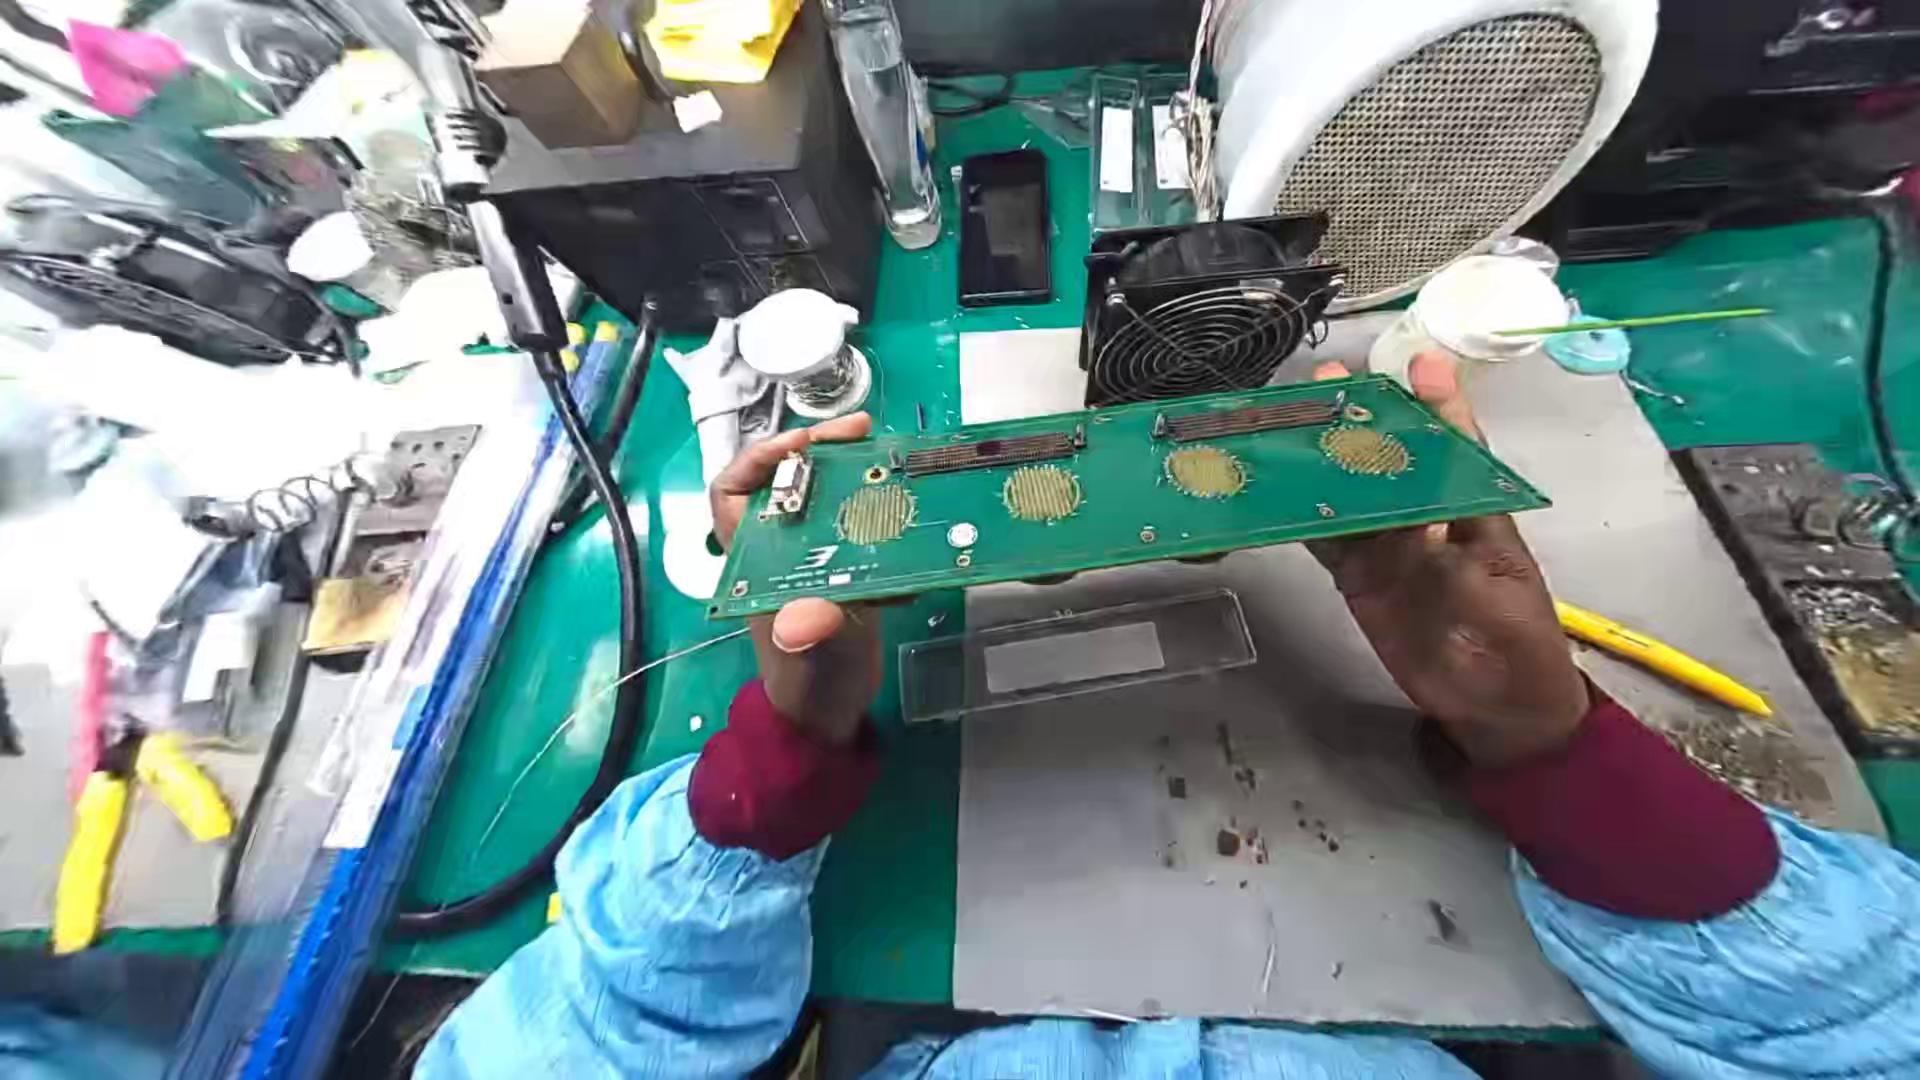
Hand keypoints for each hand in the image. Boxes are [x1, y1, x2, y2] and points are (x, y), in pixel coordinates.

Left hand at [711, 413, 880, 746]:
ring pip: (827, 499)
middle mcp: (780, 550)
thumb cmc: (808, 684)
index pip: (733, 493)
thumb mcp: (809, 657)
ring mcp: (814, 557)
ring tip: (891, 457)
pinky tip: (909, 512)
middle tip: (863, 433)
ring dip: (856, 475)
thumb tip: (810, 615)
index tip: (803, 445)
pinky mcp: (847, 568)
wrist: (832, 711)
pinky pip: (861, 527)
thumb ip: (810, 633)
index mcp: (754, 562)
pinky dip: (883, 514)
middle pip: (790, 483)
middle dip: (822, 452)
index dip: (759, 460)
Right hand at [1308, 354, 1588, 766]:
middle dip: (1360, 420)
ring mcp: (1383, 548)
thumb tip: (1404, 512)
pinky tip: (1277, 493)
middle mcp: (1422, 520)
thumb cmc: (1513, 643)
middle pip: (1387, 461)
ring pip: (1346, 494)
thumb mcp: (1493, 591)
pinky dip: (1301, 517)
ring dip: (1321, 462)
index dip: (1438, 404)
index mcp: (1470, 513)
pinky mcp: (1354, 575)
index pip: (1454, 449)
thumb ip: (1447, 550)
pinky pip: (1324, 539)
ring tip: (1290, 426)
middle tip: (1324, 383)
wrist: (1488, 704)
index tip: (1418, 363)